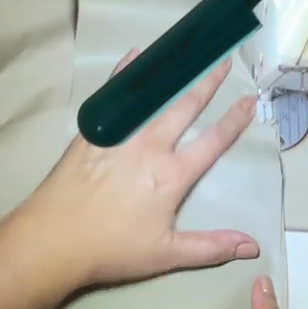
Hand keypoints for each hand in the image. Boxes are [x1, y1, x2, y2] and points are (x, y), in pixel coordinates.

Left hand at [11, 55, 259, 287]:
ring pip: (152, 96)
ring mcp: (120, 135)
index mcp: (172, 175)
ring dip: (172, 73)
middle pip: (185, 107)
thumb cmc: (112, 249)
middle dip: (207, 82)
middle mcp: (150, 146)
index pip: (213, 142)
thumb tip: (252, 246)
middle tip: (223, 61)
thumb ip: (211, 247)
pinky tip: (134, 56)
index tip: (250, 99)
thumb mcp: (166, 255)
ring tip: (188, 53)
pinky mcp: (93, 132)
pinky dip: (125, 75)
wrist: (54, 239)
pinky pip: (113, 96)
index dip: (235, 120)